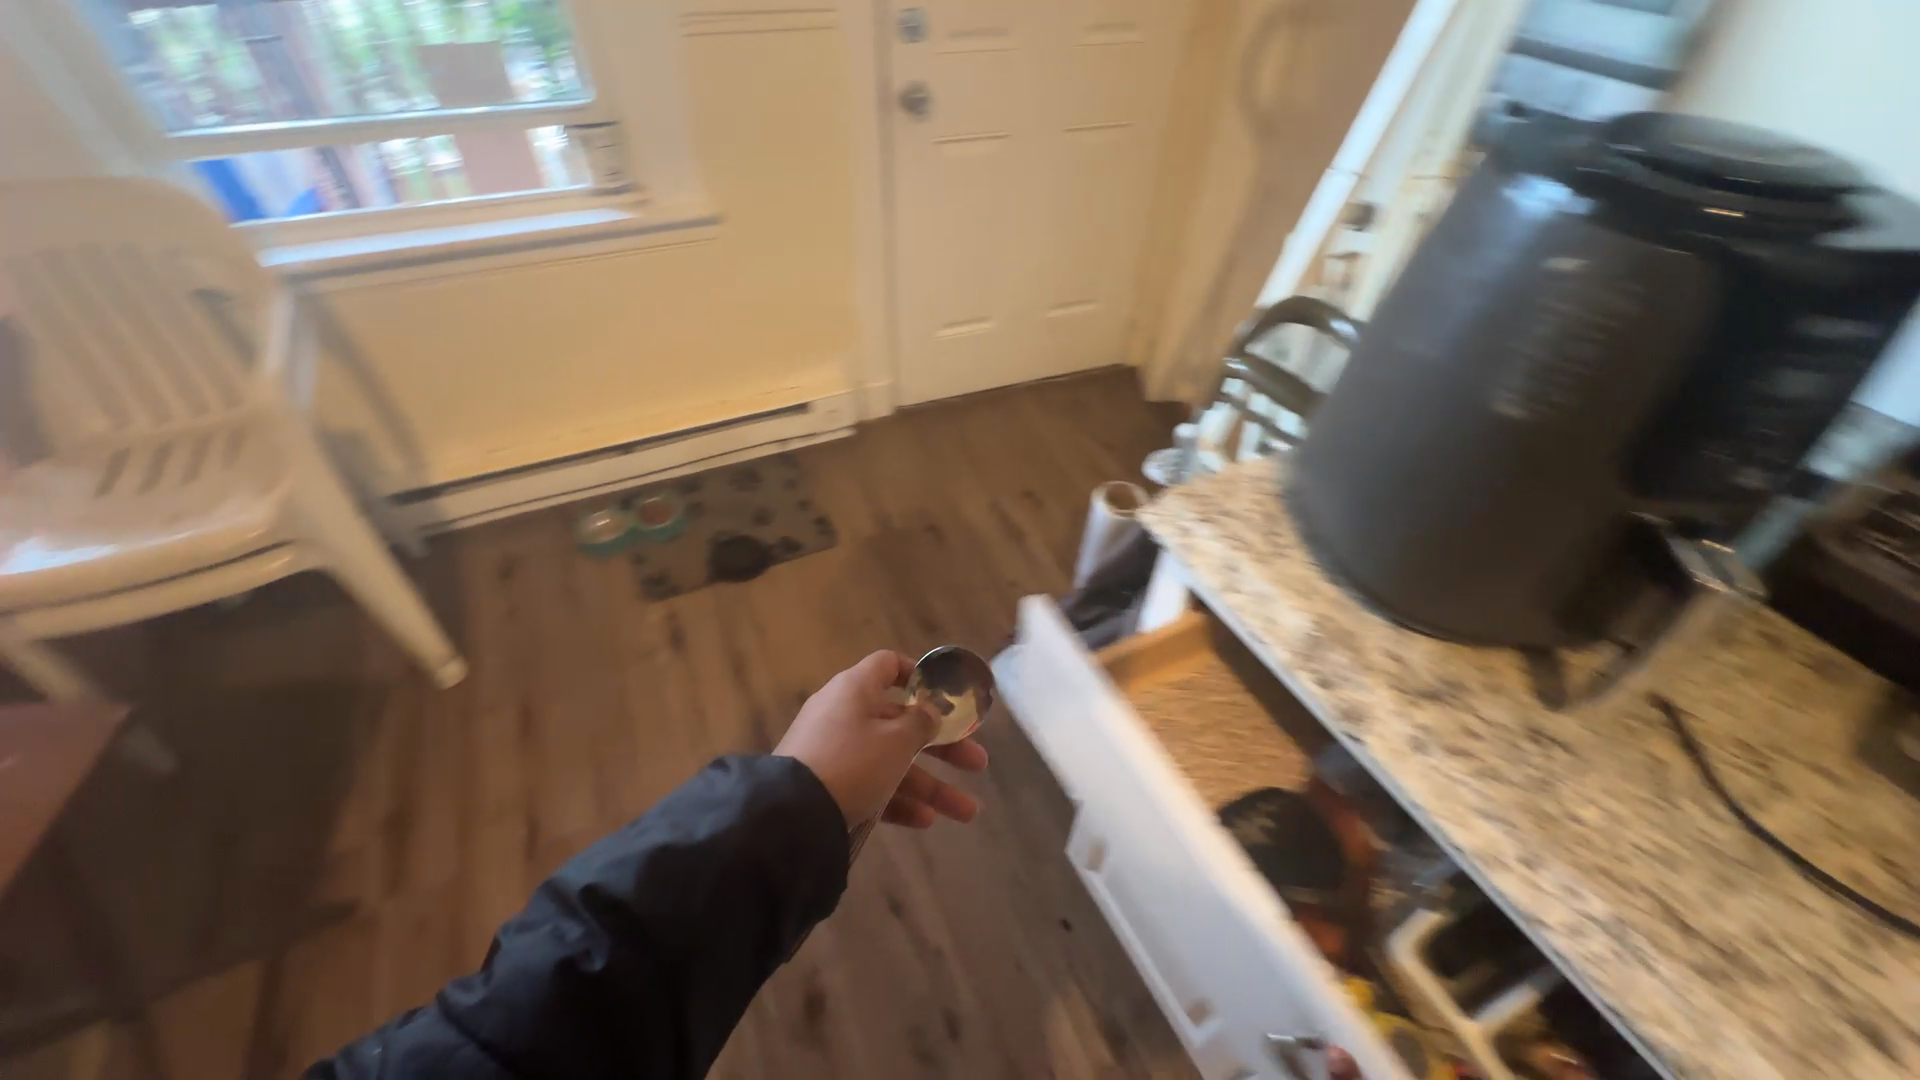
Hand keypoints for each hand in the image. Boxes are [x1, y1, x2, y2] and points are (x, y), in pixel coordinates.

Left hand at [776, 650, 988, 828]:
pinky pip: (871, 786)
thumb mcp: (896, 741)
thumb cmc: (852, 762)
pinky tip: (926, 822)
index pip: (888, 665)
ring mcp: (834, 751)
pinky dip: (898, 801)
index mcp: (856, 689)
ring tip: (967, 813)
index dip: (918, 676)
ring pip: (892, 762)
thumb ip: (922, 723)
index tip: (946, 697)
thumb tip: (930, 711)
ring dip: (930, 786)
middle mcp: (844, 714)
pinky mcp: (827, 785)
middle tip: (978, 763)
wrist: (789, 815)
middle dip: (943, 747)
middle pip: (902, 723)